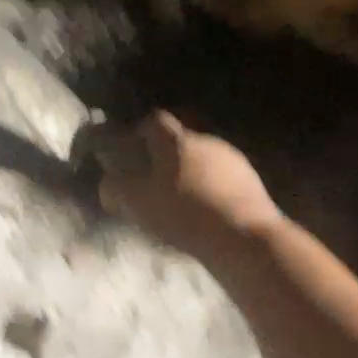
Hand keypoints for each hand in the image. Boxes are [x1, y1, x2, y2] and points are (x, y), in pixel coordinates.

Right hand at [98, 112, 282, 251]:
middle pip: (180, 140)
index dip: (140, 130)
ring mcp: (232, 159)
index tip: (131, 147)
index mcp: (175, 142)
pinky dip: (209, 187)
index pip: (155, 120)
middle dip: (164, 156)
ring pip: (202, 158)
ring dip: (189, 173)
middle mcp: (206, 141)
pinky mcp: (251, 179)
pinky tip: (204, 211)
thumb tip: (107, 182)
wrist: (243, 236)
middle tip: (152, 180)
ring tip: (180, 200)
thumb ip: (116, 188)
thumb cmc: (183, 215)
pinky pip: (222, 176)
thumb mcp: (137, 204)